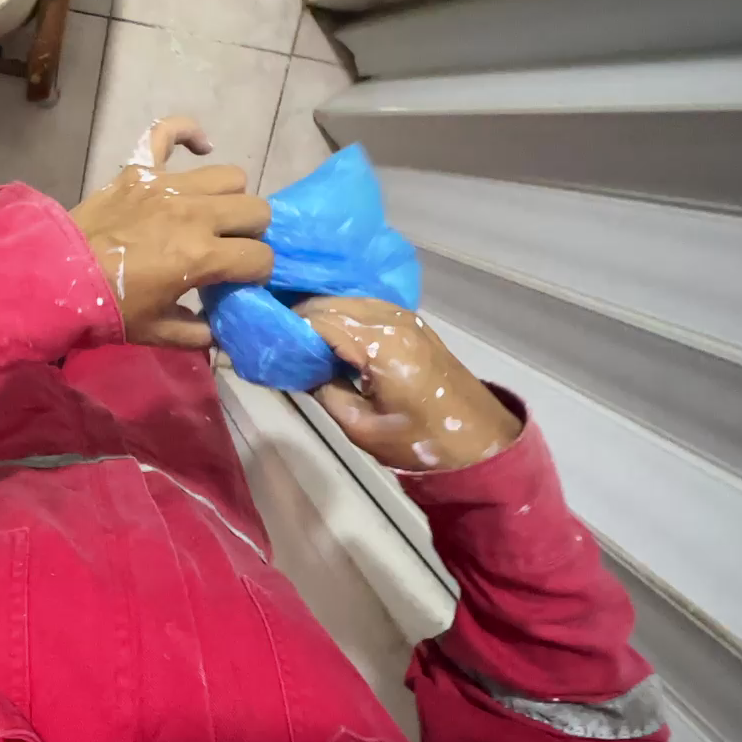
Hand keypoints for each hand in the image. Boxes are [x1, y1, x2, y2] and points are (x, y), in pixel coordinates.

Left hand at [70, 117, 273, 347]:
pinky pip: (169, 131)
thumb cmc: (108, 308)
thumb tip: (222, 331)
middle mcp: (193, 213)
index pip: (259, 257)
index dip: (258, 273)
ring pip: (229, 175)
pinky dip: (187, 133)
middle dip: (252, 234)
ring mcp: (166, 185)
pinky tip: (199, 148)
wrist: (55, 279)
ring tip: (211, 215)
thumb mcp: (158, 332)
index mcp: (201, 255)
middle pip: (256, 210)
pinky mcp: (139, 169)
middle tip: (228, 249)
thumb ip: (198, 334)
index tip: (242, 281)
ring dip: (229, 197)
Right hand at [294, 297, 520, 471]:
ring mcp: (406, 318)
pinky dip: (340, 314)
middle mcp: (393, 321)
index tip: (262, 339)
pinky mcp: (412, 323)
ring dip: (319, 312)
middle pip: (331, 301)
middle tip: (272, 336)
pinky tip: (325, 335)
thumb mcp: (360, 426)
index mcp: (381, 345)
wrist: (479, 441)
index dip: (287, 326)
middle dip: (298, 314)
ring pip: (348, 300)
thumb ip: (324, 389)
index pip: (319, 318)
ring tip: (293, 335)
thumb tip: (297, 367)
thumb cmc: (418, 441)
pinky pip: (365, 307)